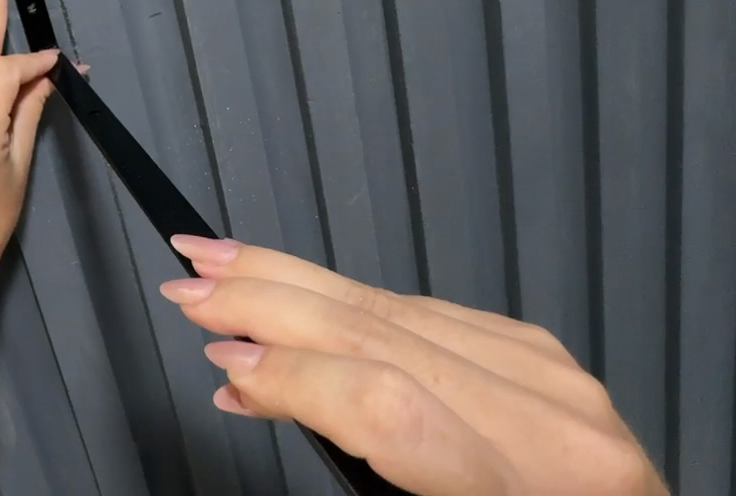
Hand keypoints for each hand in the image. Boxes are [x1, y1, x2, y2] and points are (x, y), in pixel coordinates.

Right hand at [162, 237, 666, 495]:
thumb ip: (348, 448)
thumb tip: (246, 380)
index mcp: (530, 492)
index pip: (383, 404)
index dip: (289, 374)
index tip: (219, 360)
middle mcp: (549, 421)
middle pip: (373, 330)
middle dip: (263, 301)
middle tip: (186, 285)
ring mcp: (542, 370)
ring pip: (380, 300)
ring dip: (281, 276)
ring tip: (214, 262)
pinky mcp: (529, 343)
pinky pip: (405, 303)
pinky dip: (330, 289)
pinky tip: (285, 281)